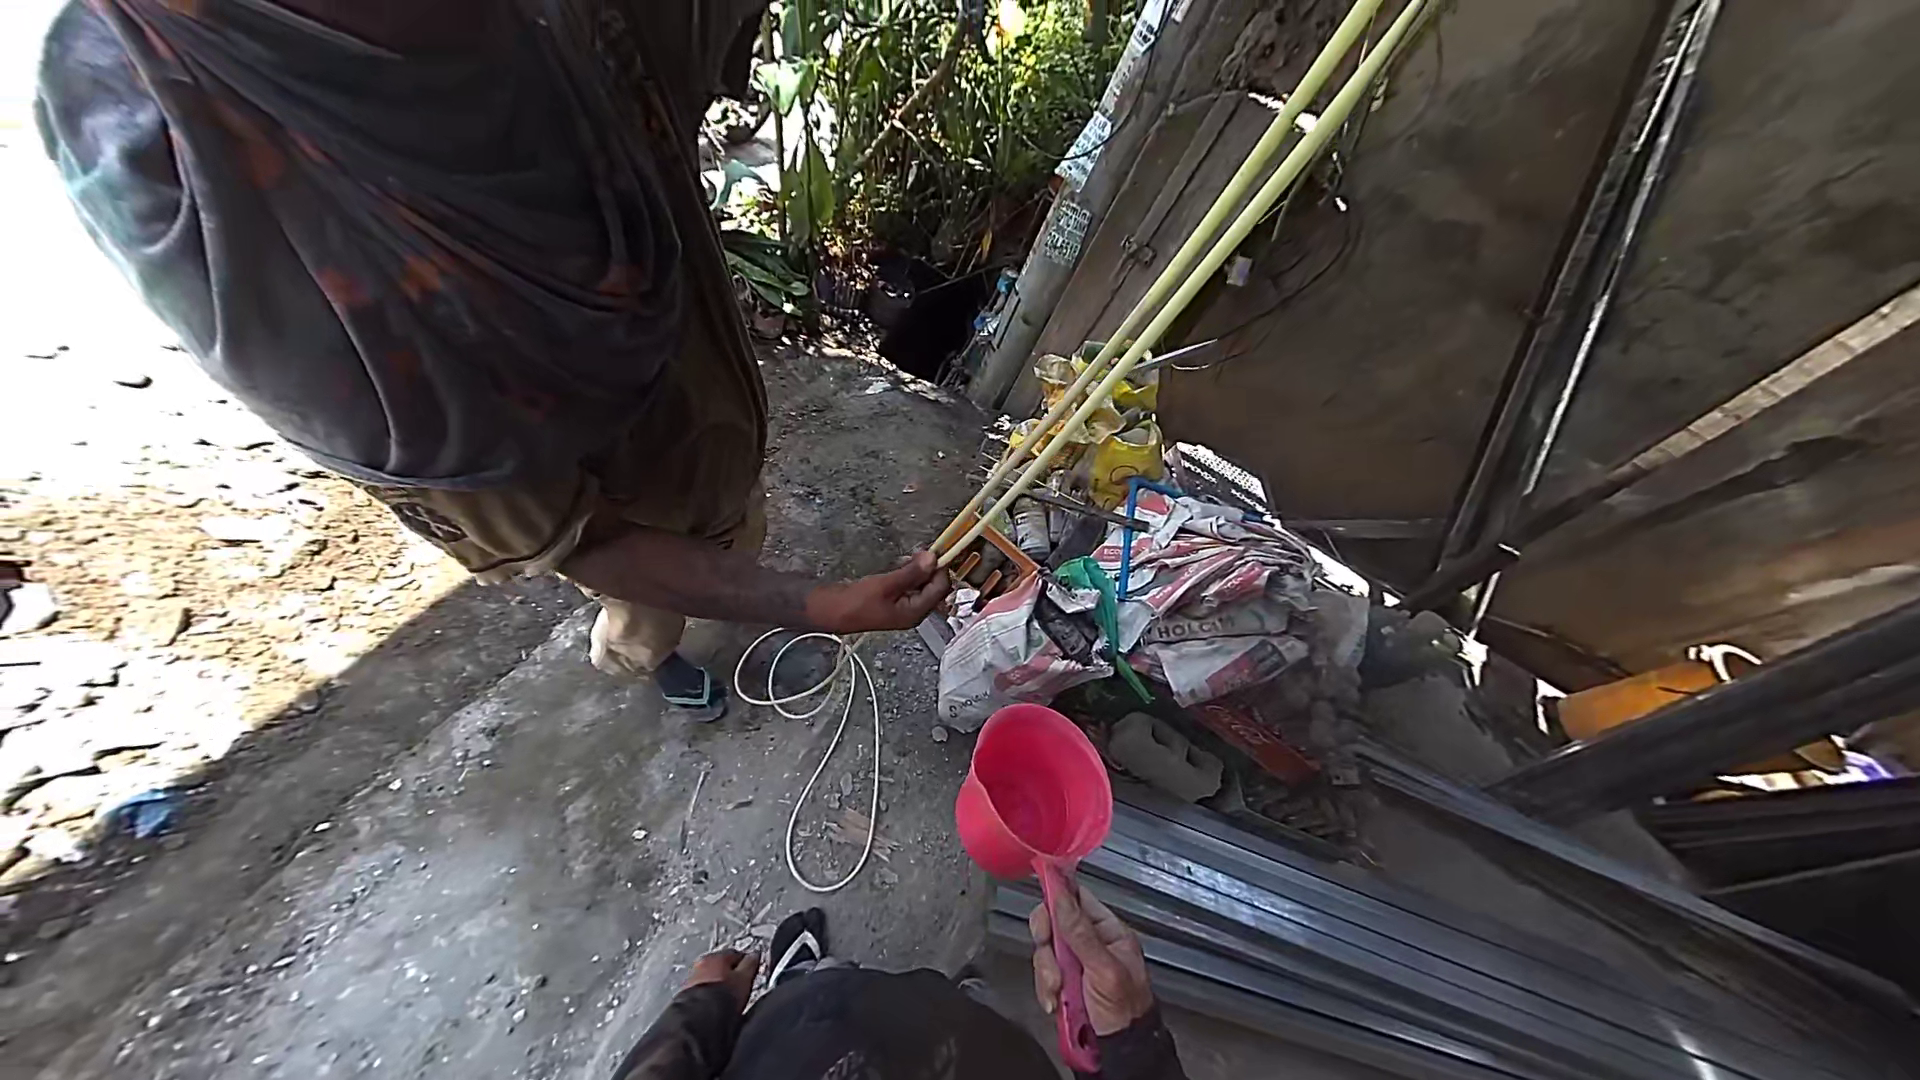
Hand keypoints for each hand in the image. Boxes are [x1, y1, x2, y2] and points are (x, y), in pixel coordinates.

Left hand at [683, 949, 758, 1011]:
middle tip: (738, 988)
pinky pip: (700, 996)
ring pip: (708, 982)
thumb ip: (751, 964)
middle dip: (728, 976)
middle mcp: (700, 965)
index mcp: (716, 956)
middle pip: (719, 967)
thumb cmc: (722, 997)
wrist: (696, 1024)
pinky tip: (712, 1010)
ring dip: (716, 988)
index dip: (745, 964)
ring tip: (725, 1002)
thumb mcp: (744, 979)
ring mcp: (690, 983)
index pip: (735, 954)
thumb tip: (756, 954)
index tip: (751, 973)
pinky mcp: (682, 1002)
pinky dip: (706, 1000)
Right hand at [806, 551, 950, 632]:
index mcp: (916, 613)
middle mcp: (914, 612)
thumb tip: (933, 558)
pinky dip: (910, 573)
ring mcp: (904, 607)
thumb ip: (912, 572)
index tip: (934, 550)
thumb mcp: (886, 585)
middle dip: (931, 569)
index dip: (940, 569)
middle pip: (934, 587)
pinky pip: (911, 585)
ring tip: (910, 557)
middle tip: (920, 552)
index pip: (940, 589)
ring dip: (920, 569)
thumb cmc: (856, 601)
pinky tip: (902, 564)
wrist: (830, 610)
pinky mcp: (895, 600)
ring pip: (923, 585)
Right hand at [1029, 884, 1154, 1035]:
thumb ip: (1081, 933)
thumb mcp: (1105, 969)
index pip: (1077, 896)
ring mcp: (1074, 962)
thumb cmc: (1126, 1013)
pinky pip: (1043, 973)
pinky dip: (1045, 988)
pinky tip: (1055, 1001)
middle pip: (1054, 920)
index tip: (1043, 894)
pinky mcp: (1063, 981)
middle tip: (1051, 957)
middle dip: (1047, 941)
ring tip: (1058, 990)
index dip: (1058, 893)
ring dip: (1046, 971)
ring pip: (1045, 948)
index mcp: (1107, 930)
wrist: (1122, 1057)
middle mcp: (1089, 941)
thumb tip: (1060, 895)